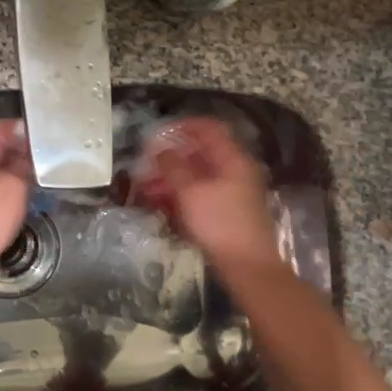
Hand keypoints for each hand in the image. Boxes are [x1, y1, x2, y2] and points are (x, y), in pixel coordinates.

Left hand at [0, 120, 32, 281]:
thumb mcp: (16, 186)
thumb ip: (23, 162)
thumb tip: (28, 151)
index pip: (3, 127)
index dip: (26, 129)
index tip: (47, 136)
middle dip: (19, 145)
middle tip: (45, 153)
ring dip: (12, 161)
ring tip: (37, 168)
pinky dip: (3, 173)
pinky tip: (20, 181)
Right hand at [136, 118, 279, 271]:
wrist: (246, 265)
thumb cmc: (219, 223)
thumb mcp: (190, 191)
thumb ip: (173, 166)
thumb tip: (161, 149)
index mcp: (232, 159)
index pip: (209, 129)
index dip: (183, 126)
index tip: (158, 133)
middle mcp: (234, 171)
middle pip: (199, 154)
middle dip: (169, 158)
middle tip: (145, 164)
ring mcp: (231, 192)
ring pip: (196, 176)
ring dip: (170, 179)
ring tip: (145, 188)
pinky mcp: (225, 211)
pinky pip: (199, 194)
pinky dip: (179, 195)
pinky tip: (159, 204)